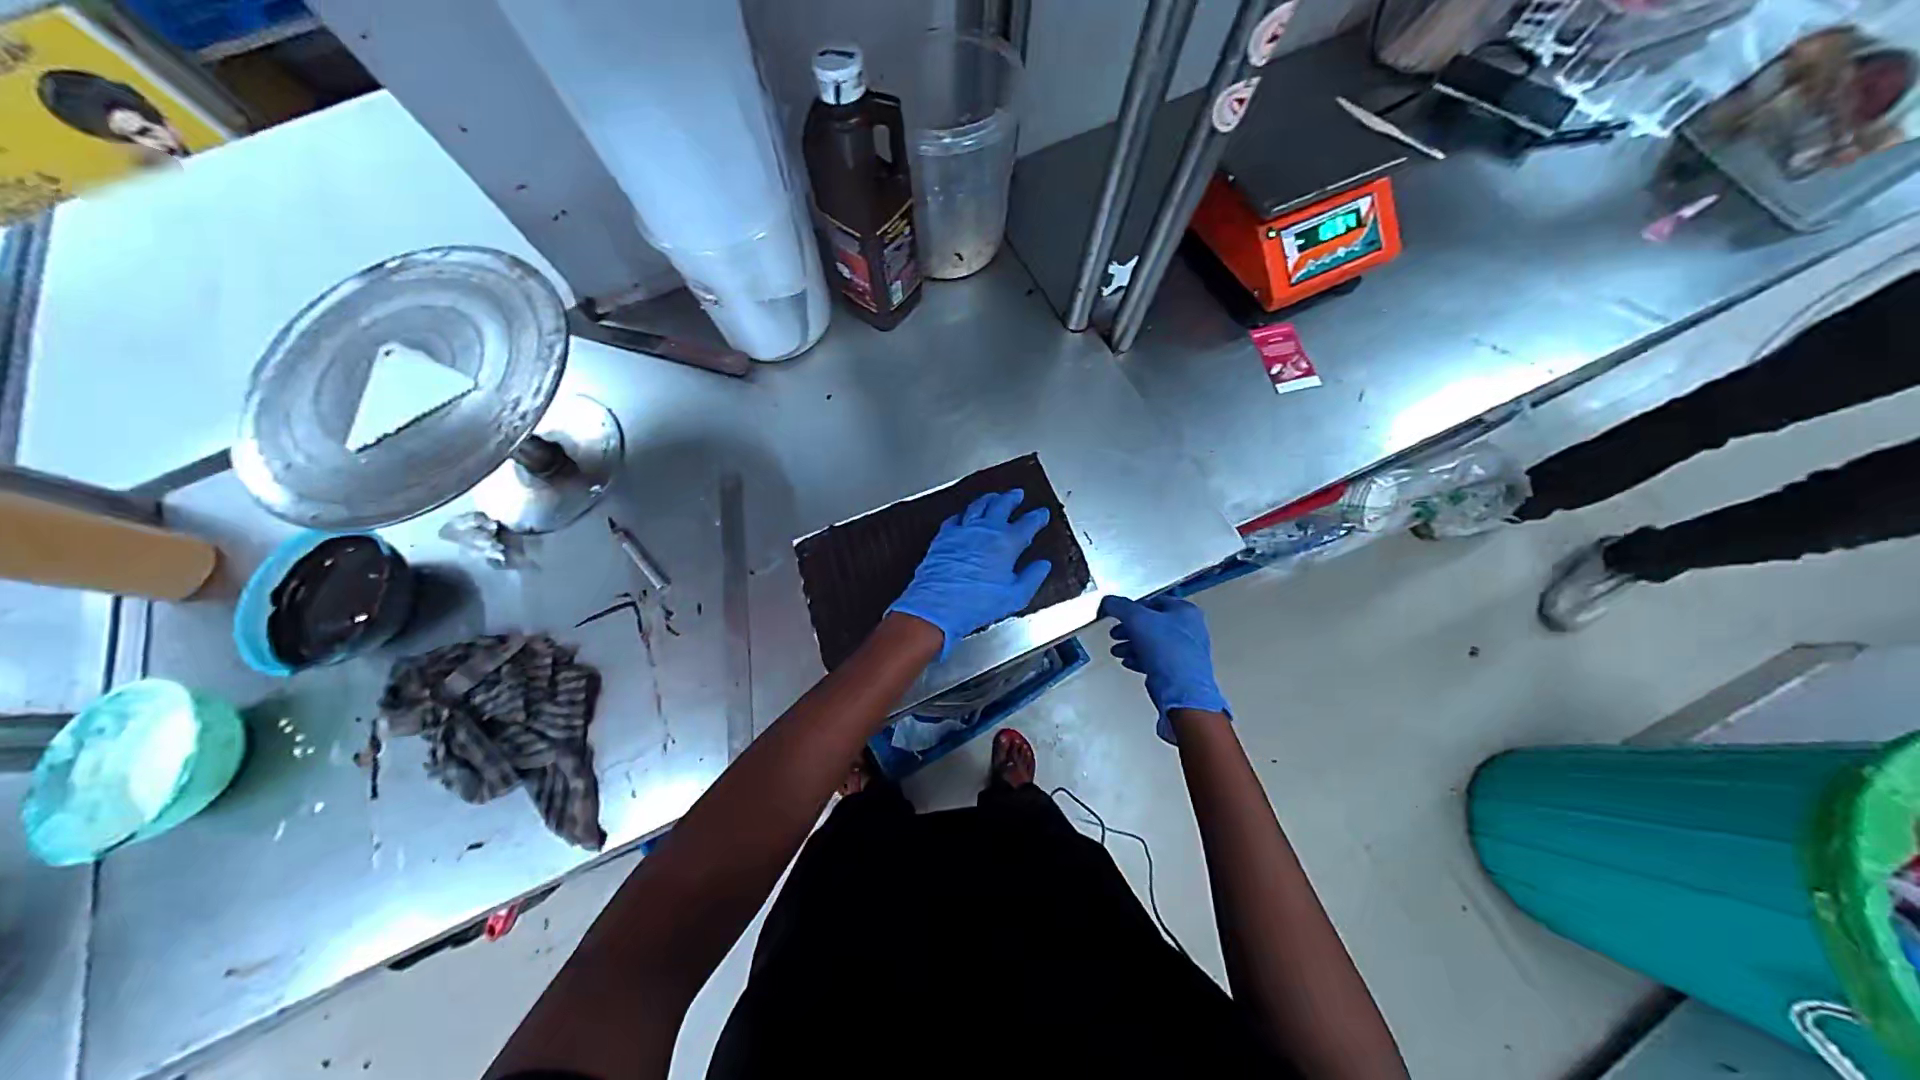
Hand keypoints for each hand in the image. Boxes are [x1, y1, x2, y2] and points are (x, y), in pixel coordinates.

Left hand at [888, 489, 1052, 659]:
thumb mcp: (1015, 597)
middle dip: (1012, 498)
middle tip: (1018, 494)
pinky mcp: (943, 537)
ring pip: (978, 506)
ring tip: (994, 496)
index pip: (1028, 523)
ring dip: (989, 499)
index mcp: (1006, 543)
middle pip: (1001, 505)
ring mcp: (962, 531)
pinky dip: (964, 513)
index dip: (1037, 517)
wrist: (936, 607)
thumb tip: (1042, 566)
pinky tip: (964, 514)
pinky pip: (956, 517)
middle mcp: (985, 530)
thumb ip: (1032, 578)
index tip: (1041, 514)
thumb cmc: (975, 604)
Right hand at [1099, 593, 1229, 743]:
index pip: (1154, 601)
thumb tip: (1109, 601)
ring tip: (1118, 649)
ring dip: (1132, 645)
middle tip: (1116, 632)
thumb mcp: (1138, 620)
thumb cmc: (1170, 654)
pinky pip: (1155, 661)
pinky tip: (1128, 661)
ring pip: (1152, 643)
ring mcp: (1185, 652)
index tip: (1118, 611)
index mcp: (1186, 612)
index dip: (1133, 606)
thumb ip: (1120, 607)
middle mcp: (1189, 630)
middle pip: (1152, 623)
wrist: (1182, 693)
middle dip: (1129, 629)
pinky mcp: (1178, 671)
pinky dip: (1139, 659)